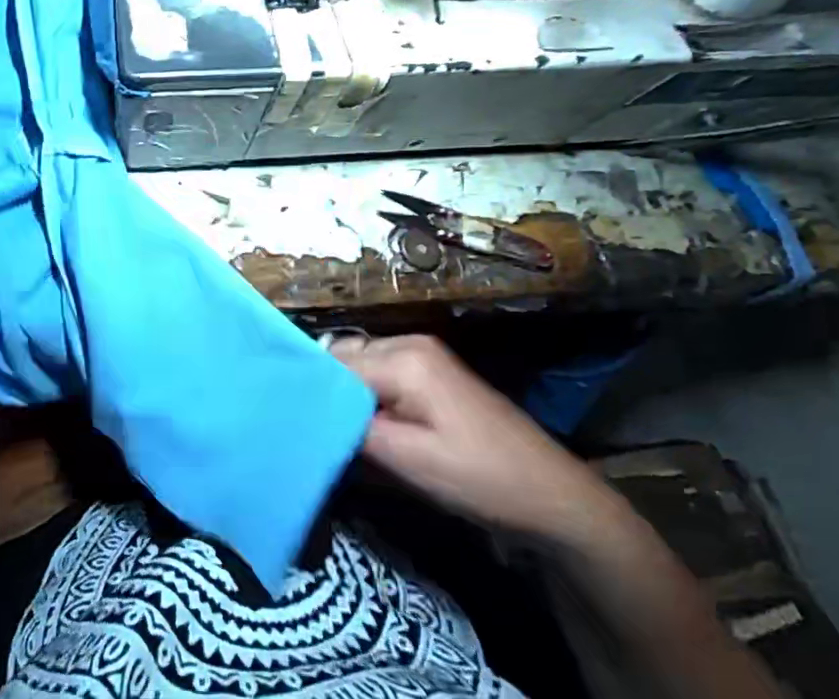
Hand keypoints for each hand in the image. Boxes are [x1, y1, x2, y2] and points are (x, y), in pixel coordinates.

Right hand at [331, 334, 623, 541]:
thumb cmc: (480, 477)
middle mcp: (410, 344)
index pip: (333, 364)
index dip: (310, 392)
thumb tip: (310, 413)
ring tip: (331, 431)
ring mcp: (423, 356)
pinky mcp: (431, 374)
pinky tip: (364, 427)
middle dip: (326, 391)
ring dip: (345, 396)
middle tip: (308, 429)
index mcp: (405, 358)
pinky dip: (366, 397)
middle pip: (344, 358)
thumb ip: (355, 430)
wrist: (550, 493)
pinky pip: (380, 375)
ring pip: (359, 366)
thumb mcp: (409, 461)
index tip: (288, 421)